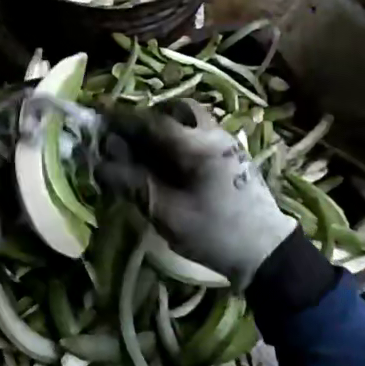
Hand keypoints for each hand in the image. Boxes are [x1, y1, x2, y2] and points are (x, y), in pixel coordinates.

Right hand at [99, 102, 296, 287]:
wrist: (267, 253)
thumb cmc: (216, 233)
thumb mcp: (167, 213)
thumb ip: (133, 183)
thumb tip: (100, 163)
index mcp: (198, 145)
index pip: (152, 121)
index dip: (121, 117)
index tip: (97, 113)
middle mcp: (213, 134)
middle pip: (173, 112)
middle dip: (143, 119)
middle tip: (119, 133)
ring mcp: (225, 143)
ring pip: (188, 120)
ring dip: (162, 127)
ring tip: (139, 148)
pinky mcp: (230, 156)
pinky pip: (198, 134)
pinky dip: (176, 138)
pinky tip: (163, 161)